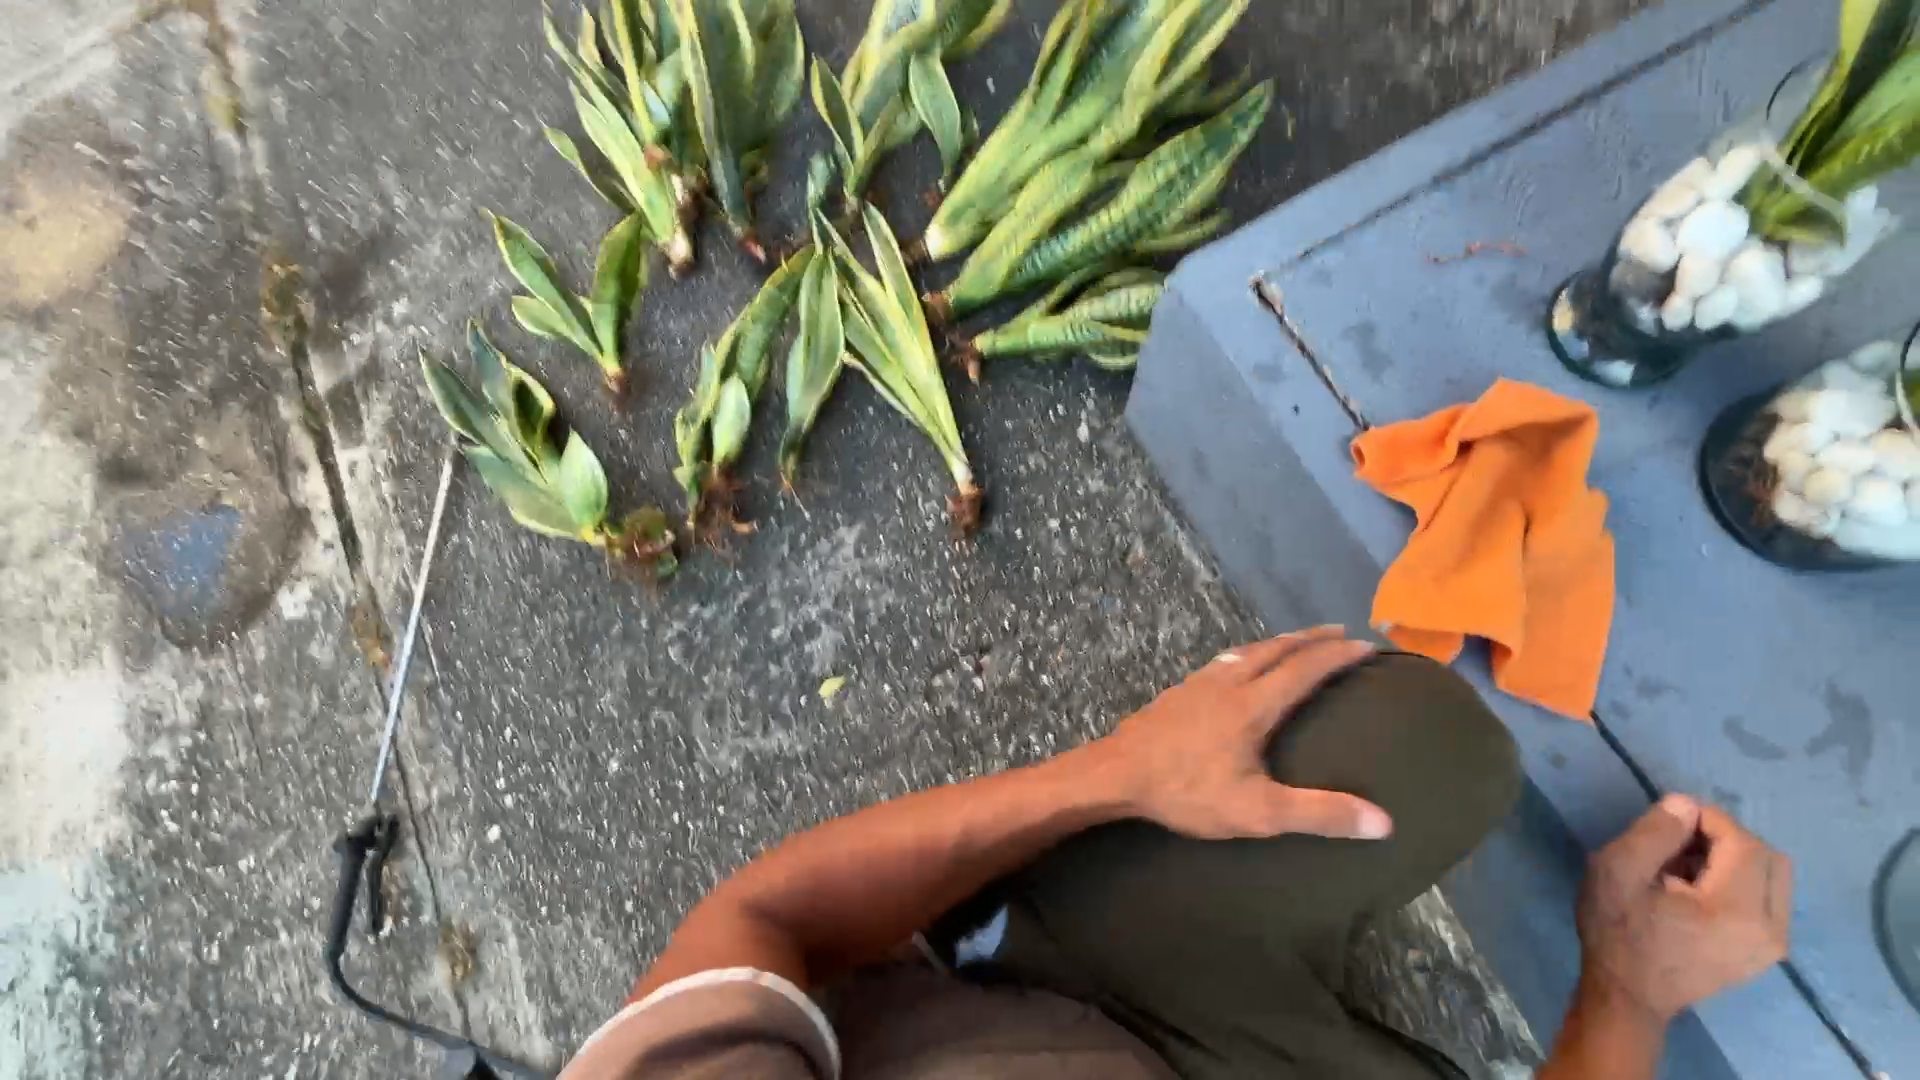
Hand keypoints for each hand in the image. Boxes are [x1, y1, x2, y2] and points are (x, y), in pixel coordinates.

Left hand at [1083, 625, 1392, 840]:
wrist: (1116, 773)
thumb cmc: (1186, 791)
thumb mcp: (1257, 811)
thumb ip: (1319, 814)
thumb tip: (1384, 822)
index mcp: (1251, 705)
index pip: (1304, 669)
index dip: (1336, 656)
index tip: (1366, 645)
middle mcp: (1226, 683)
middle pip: (1274, 649)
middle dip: (1309, 639)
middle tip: (1337, 631)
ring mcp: (1197, 683)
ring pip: (1244, 651)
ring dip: (1275, 643)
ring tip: (1293, 644)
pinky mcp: (1177, 692)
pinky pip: (1221, 661)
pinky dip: (1244, 655)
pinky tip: (1236, 667)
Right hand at [1577, 795, 1791, 1021]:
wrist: (1628, 992)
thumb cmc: (1616, 929)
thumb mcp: (1616, 871)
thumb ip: (1652, 833)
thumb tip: (1683, 803)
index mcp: (1737, 909)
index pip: (1743, 843)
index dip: (1708, 817)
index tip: (1668, 812)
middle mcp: (1772, 927)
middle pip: (1769, 857)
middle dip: (1724, 835)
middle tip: (1675, 834)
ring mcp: (1773, 944)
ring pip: (1773, 877)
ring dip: (1732, 856)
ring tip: (1680, 860)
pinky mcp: (1765, 951)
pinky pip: (1767, 899)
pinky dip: (1737, 879)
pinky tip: (1692, 885)